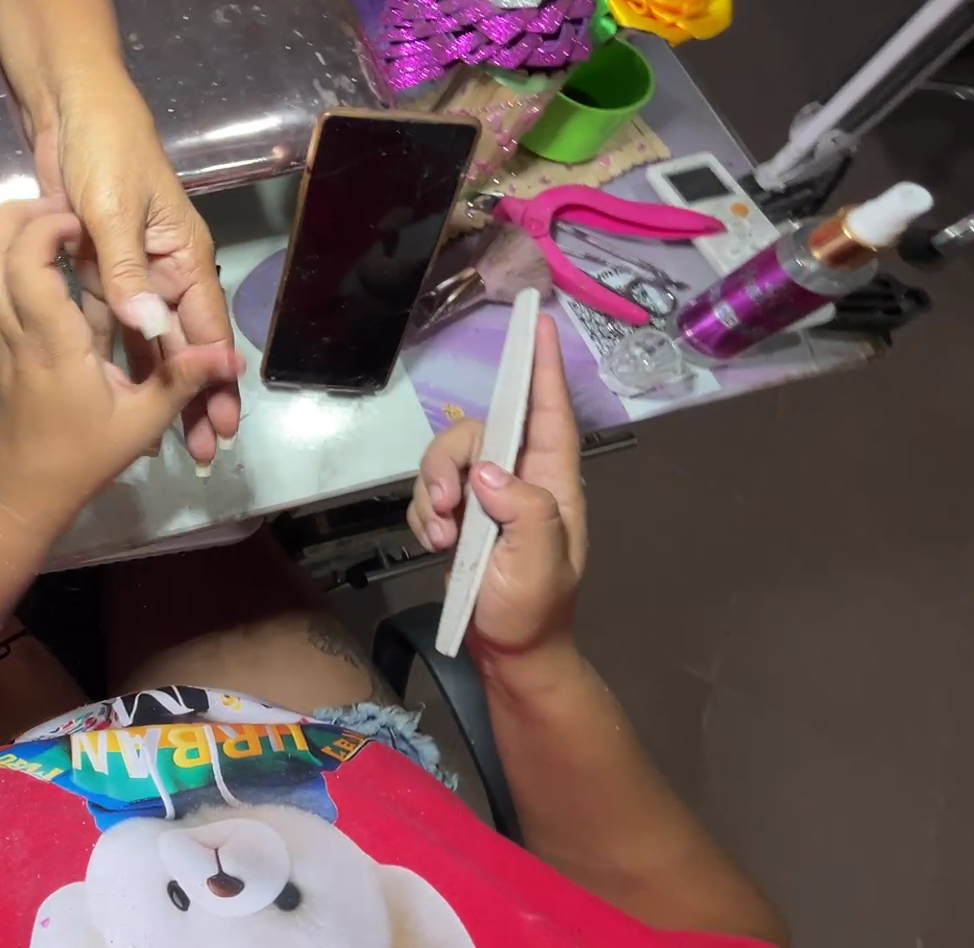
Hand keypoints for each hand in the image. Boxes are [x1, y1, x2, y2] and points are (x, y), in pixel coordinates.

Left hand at [0, 197, 244, 524]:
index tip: (74, 221)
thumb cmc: (84, 459)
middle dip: (11, 217)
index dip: (44, 231)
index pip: (30, 269)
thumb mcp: (140, 423)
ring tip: (32, 213)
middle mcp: (17, 331)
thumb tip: (228, 358)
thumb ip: (179, 381)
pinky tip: (17, 253)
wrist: (26, 493)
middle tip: (49, 203)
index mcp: (55, 344)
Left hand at [29, 79, 241, 465]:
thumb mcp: (115, 209)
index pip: (206, 329)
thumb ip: (128, 272)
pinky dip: (120, 358)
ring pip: (150, 344)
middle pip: (182, 347)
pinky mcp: (99, 274)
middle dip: (194, 397)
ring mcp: (129, 277)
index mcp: (178, 259)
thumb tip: (150, 330)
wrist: (71, 110)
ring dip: (160, 387)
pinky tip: (123, 392)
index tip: (225, 426)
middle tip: (201, 448)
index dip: (216, 379)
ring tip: (169, 438)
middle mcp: (160, 274)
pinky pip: (113, 325)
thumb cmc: (105, 151)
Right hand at [407, 316, 587, 656]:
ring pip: (443, 463)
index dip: (543, 370)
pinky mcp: (456, 514)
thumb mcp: (539, 567)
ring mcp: (484, 497)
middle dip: (446, 464)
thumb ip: (525, 514)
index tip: (537, 325)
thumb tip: (487, 473)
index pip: (548, 416)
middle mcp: (517, 480)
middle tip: (444, 509)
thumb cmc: (534, 610)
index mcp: (550, 486)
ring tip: (442, 538)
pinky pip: (426, 494)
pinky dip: (423, 517)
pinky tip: (436, 544)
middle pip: (474, 435)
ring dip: (430, 497)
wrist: (507, 648)